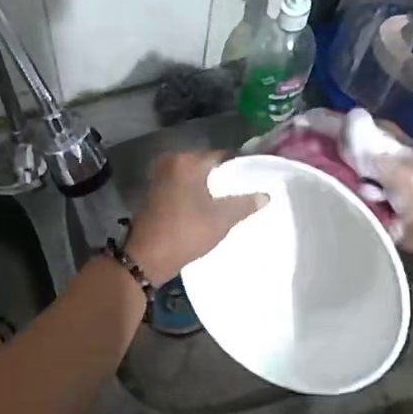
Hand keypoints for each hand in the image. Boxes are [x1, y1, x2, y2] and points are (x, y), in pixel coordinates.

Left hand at [125, 150, 266, 282]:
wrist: (147, 258)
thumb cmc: (185, 232)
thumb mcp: (221, 219)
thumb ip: (245, 204)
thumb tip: (265, 196)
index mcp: (186, 161)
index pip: (221, 155)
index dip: (240, 165)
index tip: (256, 176)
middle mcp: (170, 163)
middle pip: (206, 165)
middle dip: (225, 177)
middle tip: (247, 189)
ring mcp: (159, 178)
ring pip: (194, 177)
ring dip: (210, 186)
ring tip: (232, 199)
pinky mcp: (154, 193)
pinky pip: (182, 187)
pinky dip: (196, 193)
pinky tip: (209, 206)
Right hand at [252, 108, 412, 261]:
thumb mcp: (400, 164)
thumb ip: (370, 144)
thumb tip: (347, 116)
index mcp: (371, 135)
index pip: (324, 123)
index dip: (293, 129)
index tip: (263, 144)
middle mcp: (361, 152)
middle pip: (316, 146)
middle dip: (287, 152)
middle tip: (256, 164)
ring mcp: (359, 178)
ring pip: (320, 170)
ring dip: (296, 173)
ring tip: (264, 182)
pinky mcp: (358, 202)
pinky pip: (329, 194)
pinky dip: (311, 195)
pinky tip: (288, 201)